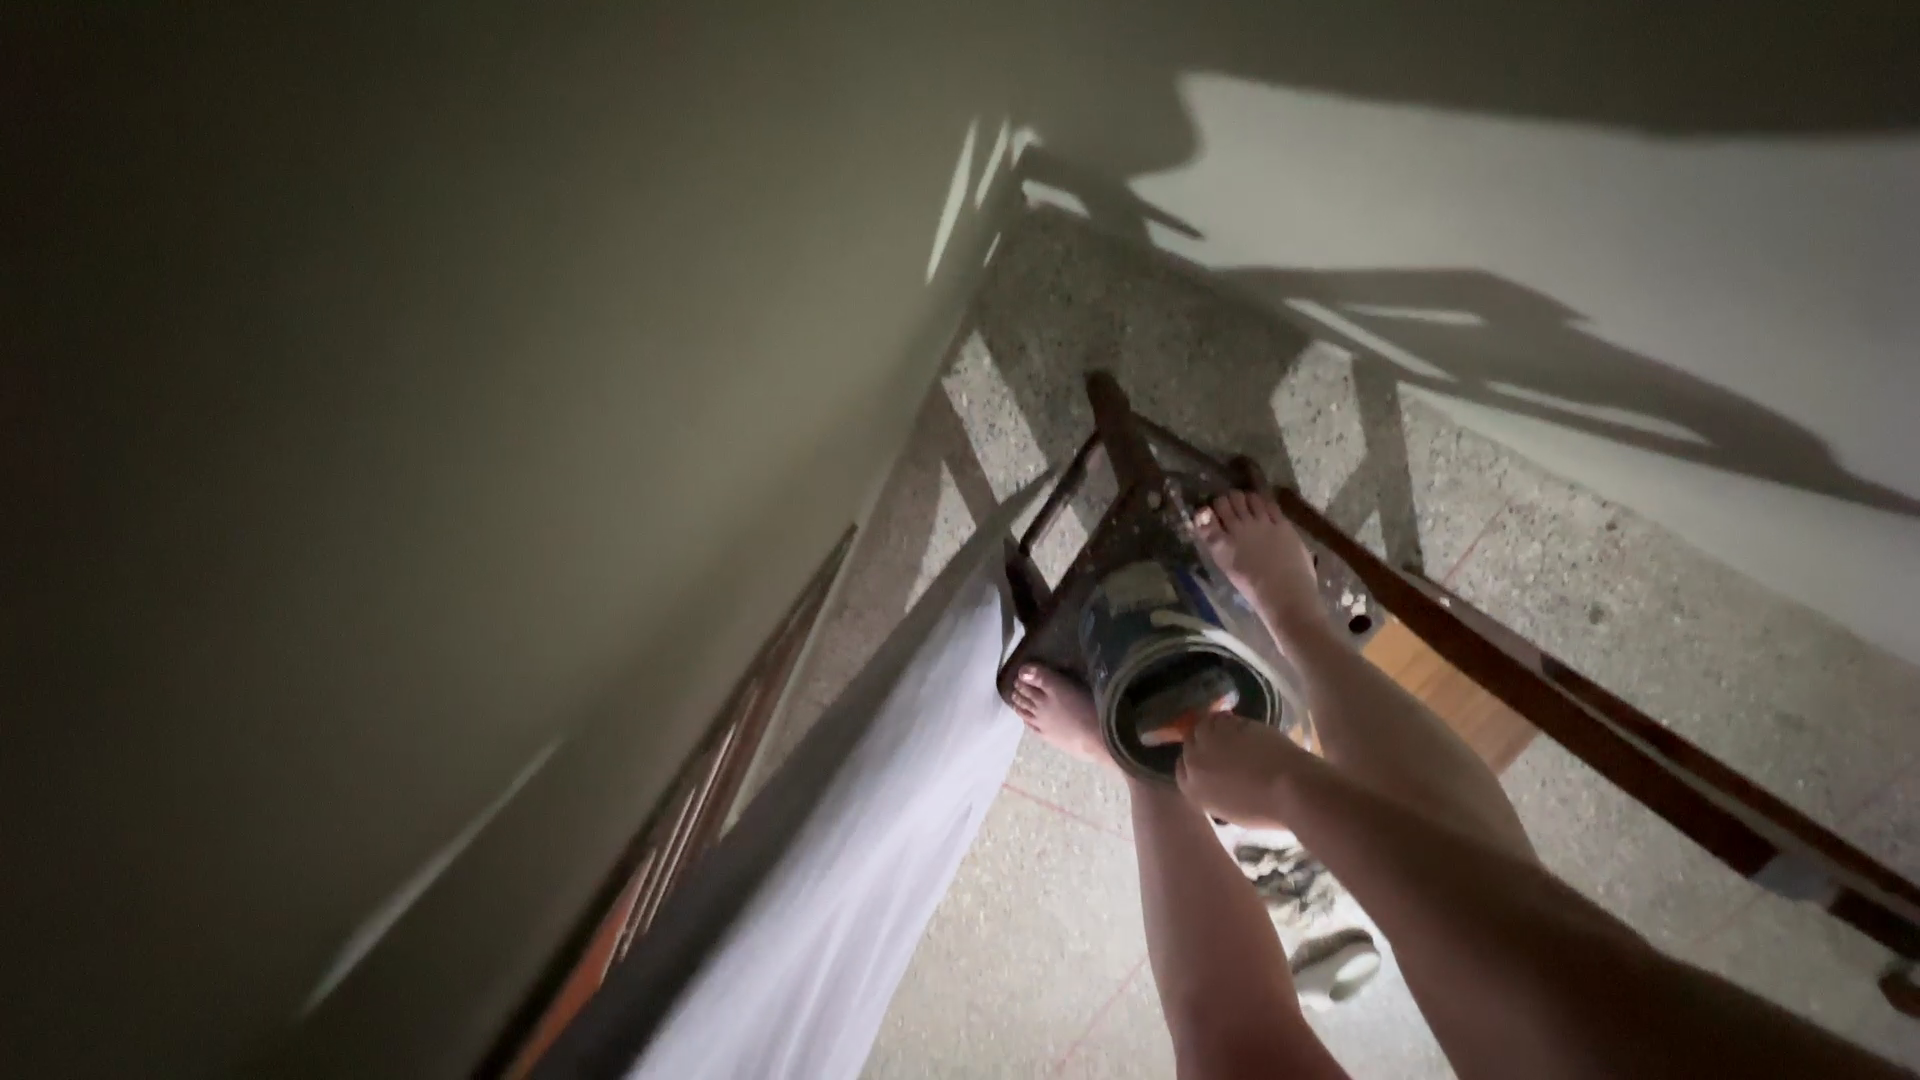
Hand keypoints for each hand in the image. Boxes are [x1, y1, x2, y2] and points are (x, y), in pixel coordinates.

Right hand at [1175, 713, 1308, 829]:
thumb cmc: (1266, 809)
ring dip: (1213, 728)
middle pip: (1188, 743)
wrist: (1291, 788)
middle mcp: (1194, 761)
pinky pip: (1221, 717)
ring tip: (1231, 734)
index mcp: (1193, 789)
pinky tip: (1244, 730)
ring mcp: (1210, 739)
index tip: (1207, 764)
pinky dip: (1230, 722)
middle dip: (1200, 743)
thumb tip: (1216, 779)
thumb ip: (1213, 792)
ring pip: (1202, 725)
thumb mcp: (1230, 810)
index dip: (1194, 764)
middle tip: (1218, 746)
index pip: (1180, 769)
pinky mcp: (1229, 722)